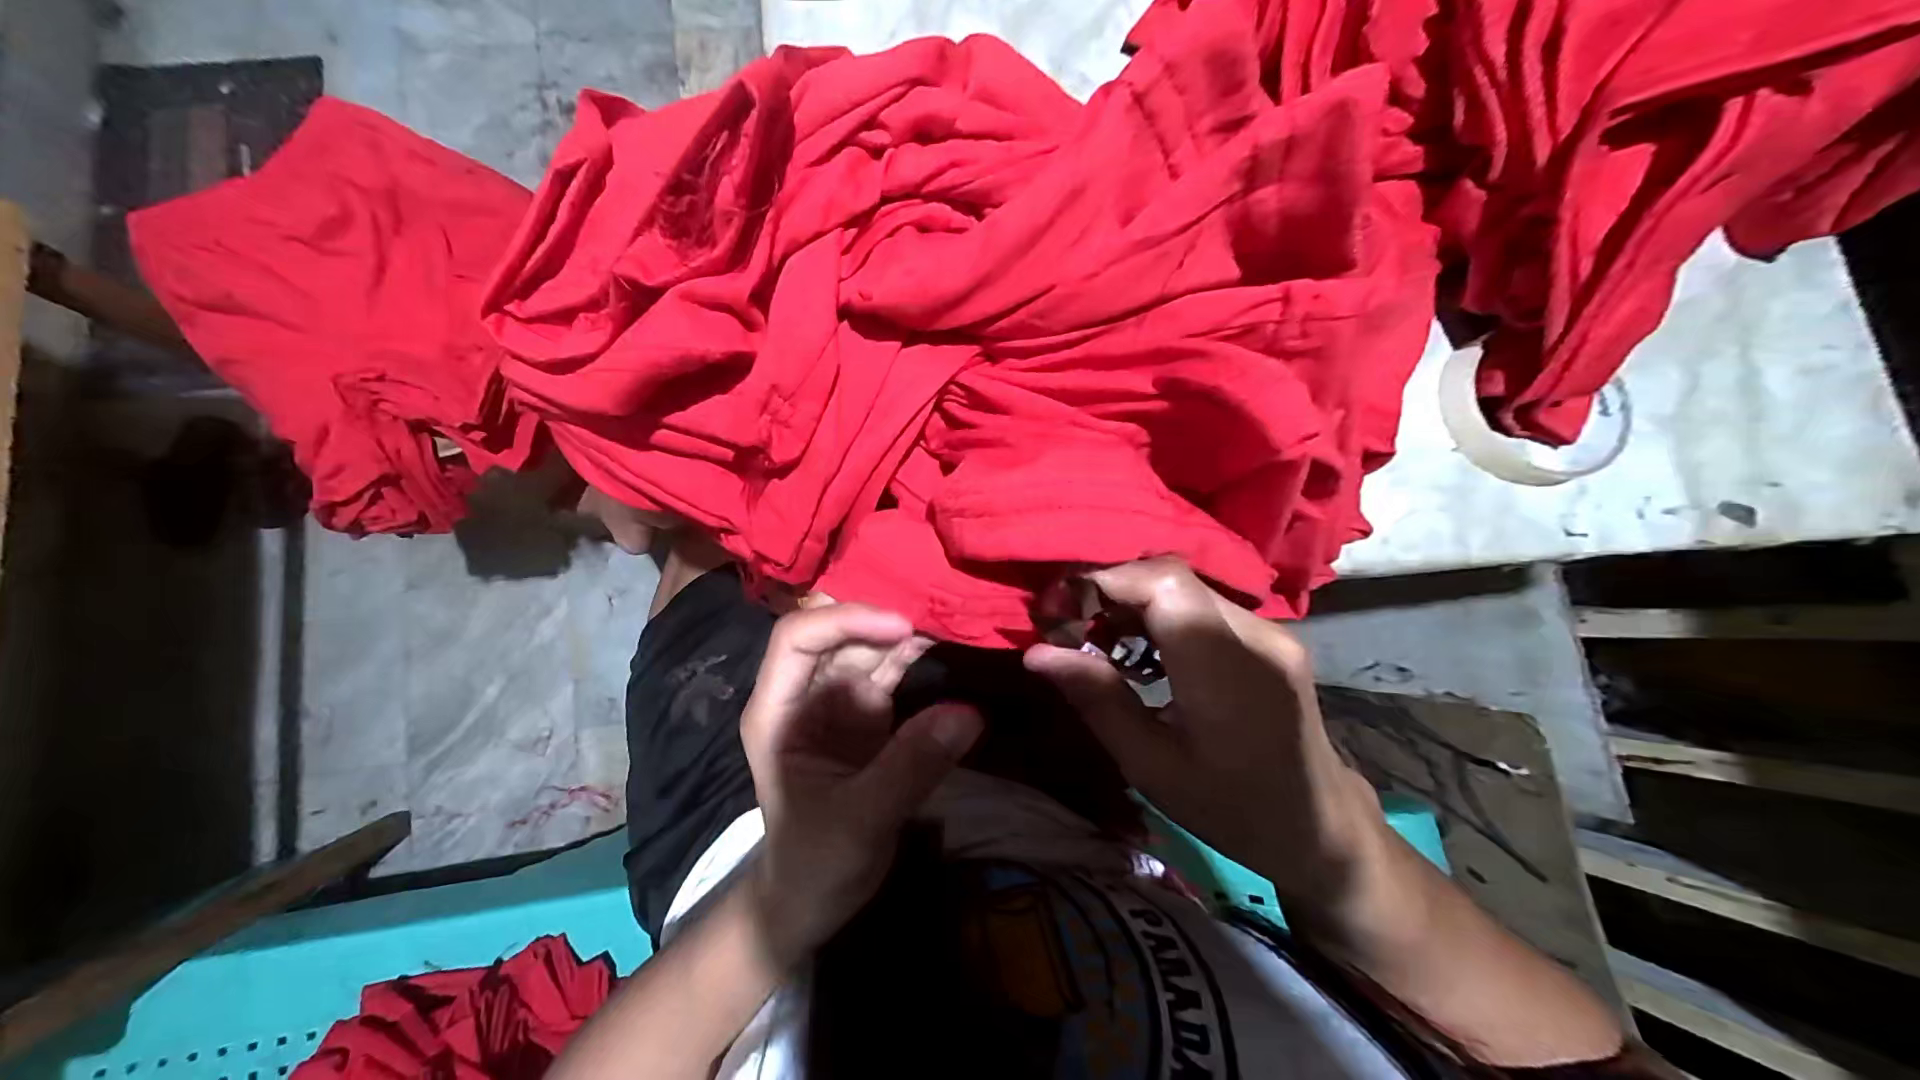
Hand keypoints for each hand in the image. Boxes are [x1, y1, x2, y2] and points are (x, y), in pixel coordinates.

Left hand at [739, 604, 983, 966]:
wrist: (811, 900)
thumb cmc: (815, 863)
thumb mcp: (860, 821)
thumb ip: (910, 766)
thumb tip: (969, 711)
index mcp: (779, 710)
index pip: (798, 638)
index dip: (845, 620)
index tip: (902, 626)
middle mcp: (807, 693)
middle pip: (842, 633)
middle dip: (888, 614)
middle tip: (945, 604)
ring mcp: (840, 700)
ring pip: (872, 645)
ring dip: (912, 630)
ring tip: (960, 615)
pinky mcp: (870, 714)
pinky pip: (896, 671)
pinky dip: (924, 656)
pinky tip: (954, 641)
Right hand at [1024, 557, 1384, 909]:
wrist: (1318, 826)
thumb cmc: (1230, 808)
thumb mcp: (1151, 766)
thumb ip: (1097, 699)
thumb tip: (1036, 652)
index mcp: (1227, 667)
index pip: (1162, 582)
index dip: (1101, 581)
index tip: (1055, 611)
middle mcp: (1254, 632)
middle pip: (1168, 575)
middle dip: (1107, 590)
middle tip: (1065, 628)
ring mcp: (1267, 630)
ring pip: (1182, 585)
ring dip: (1128, 602)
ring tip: (1095, 642)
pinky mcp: (1266, 636)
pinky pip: (1200, 604)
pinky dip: (1157, 615)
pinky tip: (1138, 652)